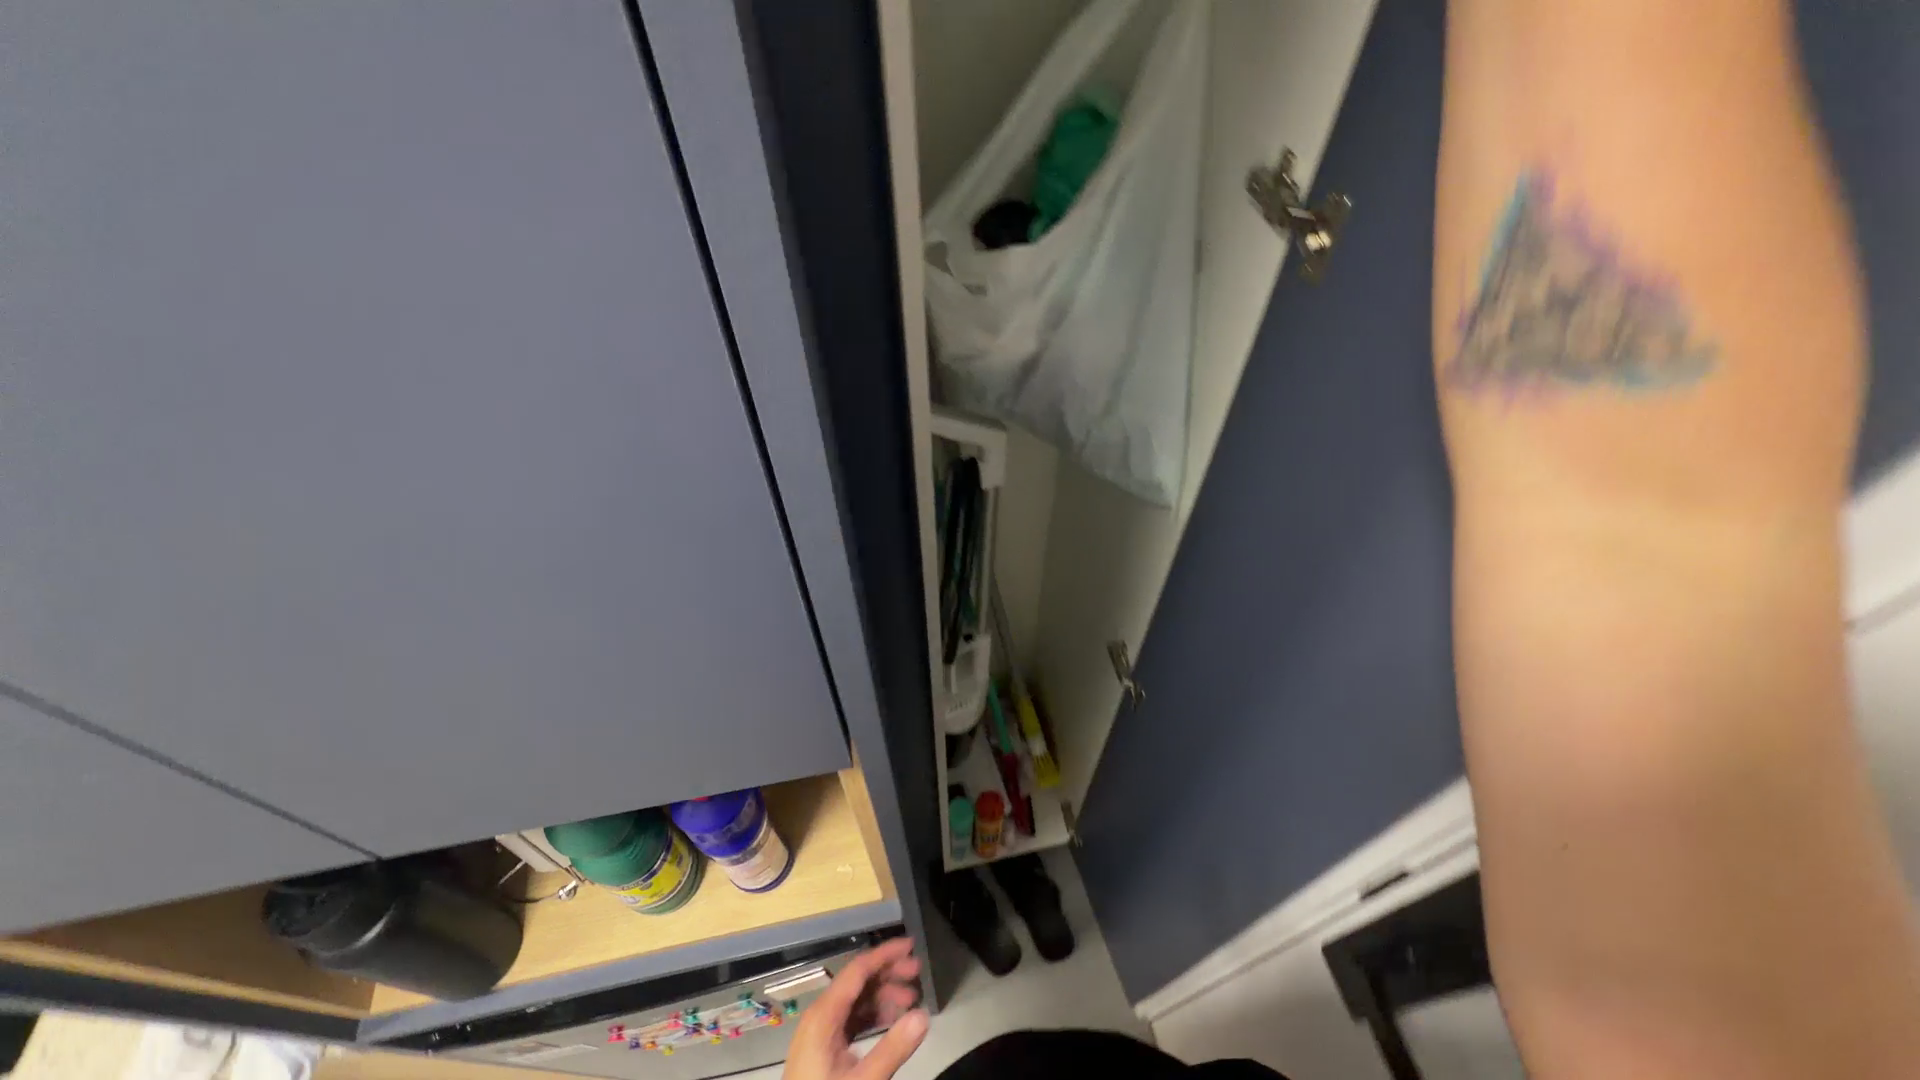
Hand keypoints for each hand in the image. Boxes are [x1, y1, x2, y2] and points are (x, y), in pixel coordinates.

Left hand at [781, 938, 928, 1079]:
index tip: (911, 945)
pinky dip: (874, 1015)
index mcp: (824, 1016)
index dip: (884, 954)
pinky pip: (852, 1020)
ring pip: (856, 1001)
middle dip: (888, 973)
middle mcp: (820, 1016)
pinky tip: (894, 1020)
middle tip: (918, 974)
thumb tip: (924, 1015)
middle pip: (857, 982)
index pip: (857, 970)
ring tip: (912, 999)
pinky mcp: (825, 1048)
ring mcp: (821, 1032)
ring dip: (884, 996)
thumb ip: (893, 1048)